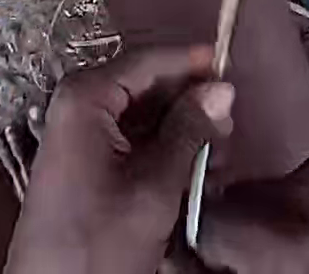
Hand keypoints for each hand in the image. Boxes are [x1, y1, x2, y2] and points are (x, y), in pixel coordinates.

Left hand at [5, 45, 233, 273]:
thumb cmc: (96, 247)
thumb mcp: (153, 188)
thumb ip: (189, 132)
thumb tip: (223, 89)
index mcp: (85, 96)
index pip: (148, 60)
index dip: (191, 60)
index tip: (229, 64)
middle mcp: (79, 102)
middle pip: (146, 83)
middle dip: (189, 100)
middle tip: (229, 118)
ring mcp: (80, 131)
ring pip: (143, 111)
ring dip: (181, 126)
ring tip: (220, 146)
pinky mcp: (85, 159)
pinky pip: (132, 135)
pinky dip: (164, 145)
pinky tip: (195, 163)